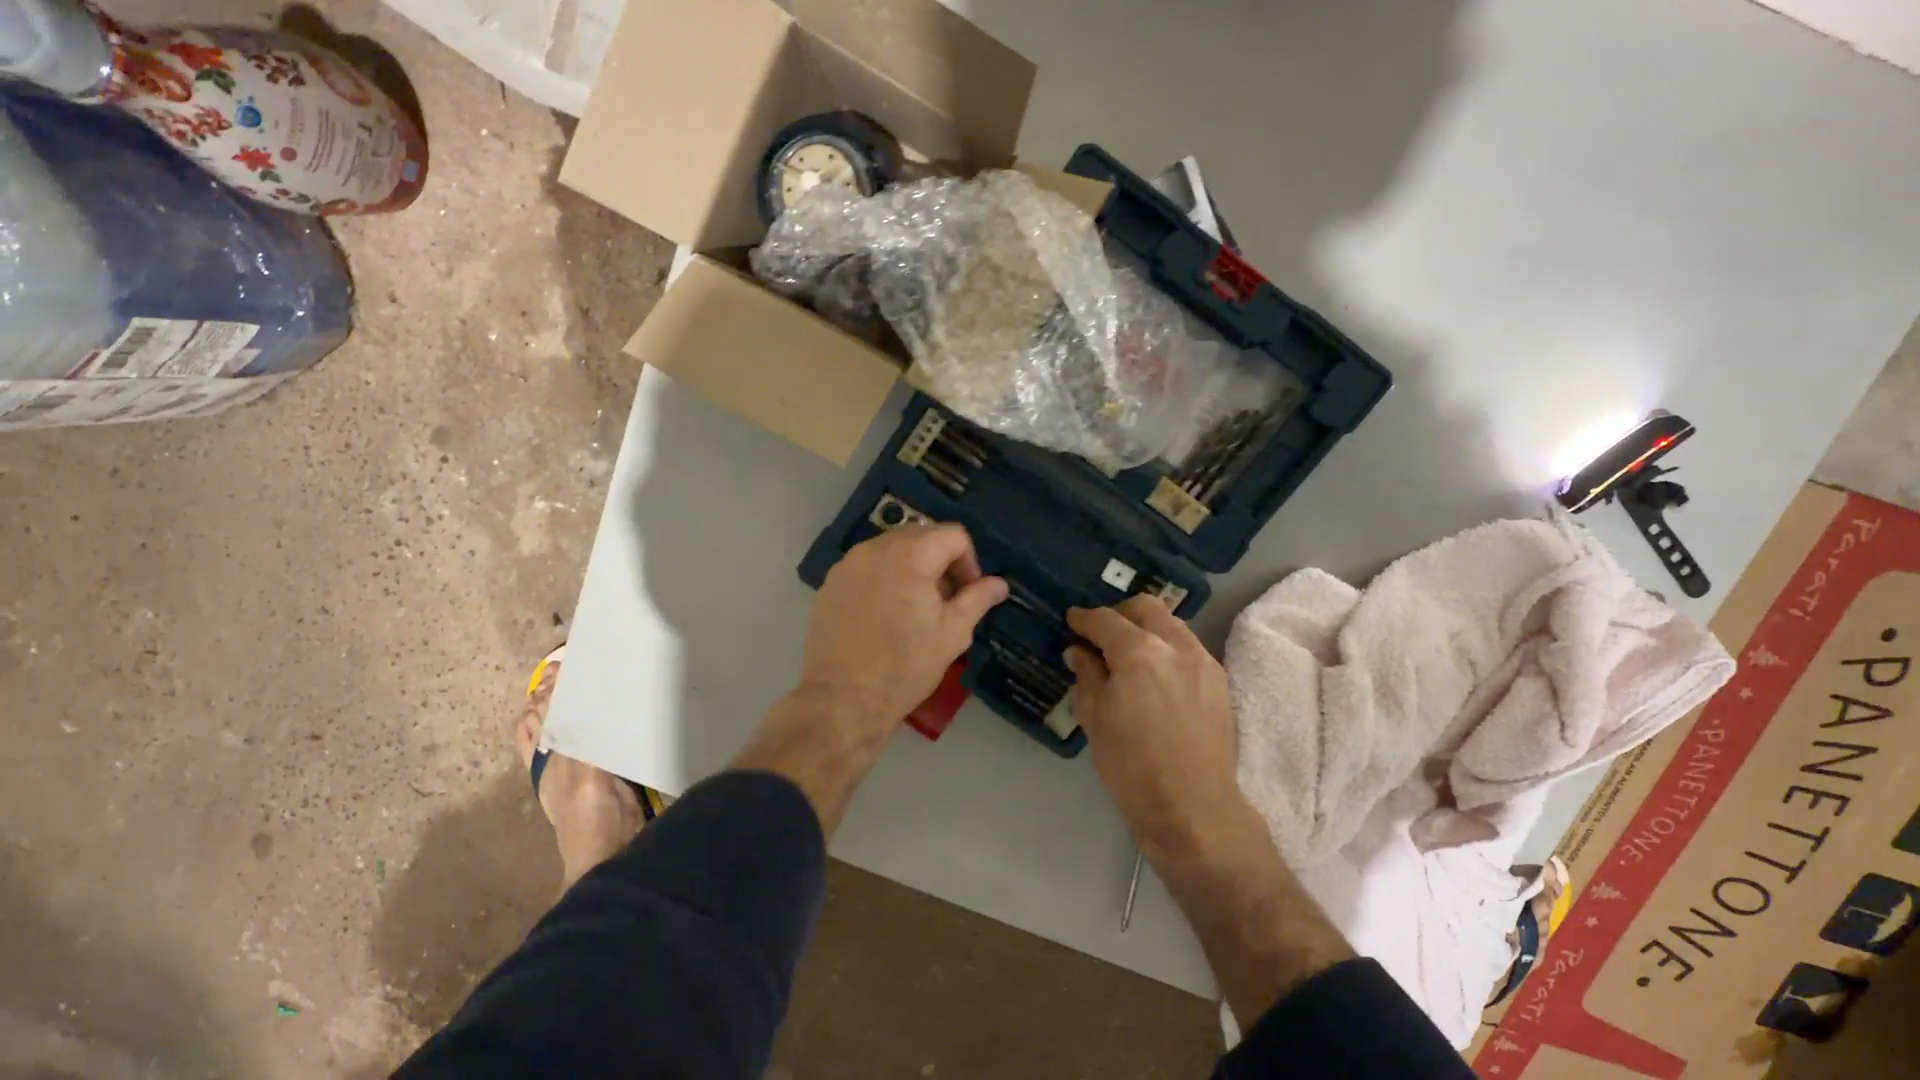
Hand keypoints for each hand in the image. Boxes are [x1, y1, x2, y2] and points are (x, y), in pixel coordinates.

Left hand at [798, 524, 1007, 740]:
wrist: (843, 699)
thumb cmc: (905, 667)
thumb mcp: (952, 634)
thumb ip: (977, 600)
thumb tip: (999, 584)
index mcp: (911, 555)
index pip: (953, 535)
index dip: (968, 562)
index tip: (967, 594)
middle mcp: (875, 548)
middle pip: (920, 536)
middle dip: (939, 561)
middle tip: (944, 601)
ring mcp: (847, 565)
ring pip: (891, 550)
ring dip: (910, 568)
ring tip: (913, 609)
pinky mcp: (829, 584)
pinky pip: (865, 567)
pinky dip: (883, 579)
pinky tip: (883, 616)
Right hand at [1065, 598, 1243, 860]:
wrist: (1192, 807)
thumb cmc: (1132, 767)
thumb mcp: (1095, 720)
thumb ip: (1087, 676)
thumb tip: (1080, 652)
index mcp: (1138, 652)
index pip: (1105, 620)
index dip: (1084, 619)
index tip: (1073, 621)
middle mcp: (1175, 645)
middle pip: (1146, 608)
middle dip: (1120, 614)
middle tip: (1101, 634)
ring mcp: (1203, 661)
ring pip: (1172, 624)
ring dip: (1147, 629)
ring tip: (1129, 653)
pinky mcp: (1219, 680)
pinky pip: (1189, 648)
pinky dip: (1168, 648)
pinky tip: (1156, 674)